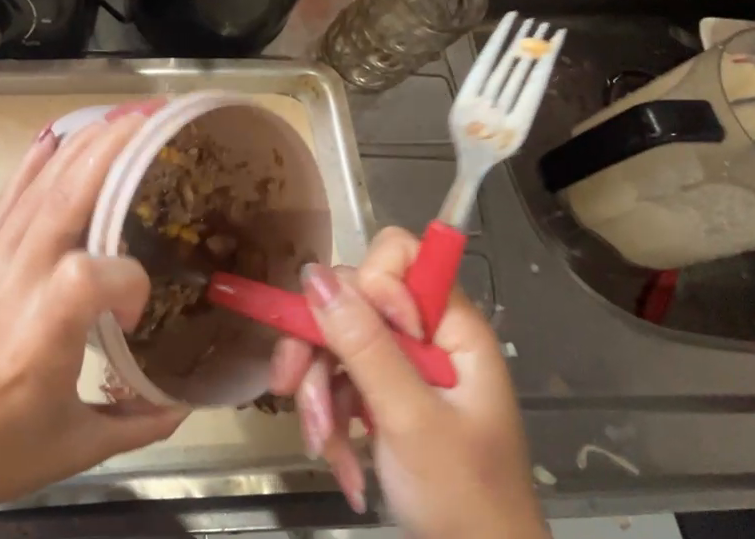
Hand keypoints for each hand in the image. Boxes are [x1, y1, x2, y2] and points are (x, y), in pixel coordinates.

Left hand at [0, 104, 186, 537]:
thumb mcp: (73, 447)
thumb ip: (137, 420)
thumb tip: (187, 399)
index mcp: (43, 331)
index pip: (96, 273)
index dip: (131, 283)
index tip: (136, 319)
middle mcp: (17, 280)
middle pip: (66, 198)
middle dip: (112, 153)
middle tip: (154, 121)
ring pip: (39, 190)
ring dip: (81, 147)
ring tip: (120, 117)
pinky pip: (8, 201)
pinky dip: (32, 166)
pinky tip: (53, 137)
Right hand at [269, 227, 543, 538]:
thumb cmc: (463, 498)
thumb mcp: (410, 420)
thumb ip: (364, 344)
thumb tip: (312, 272)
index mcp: (452, 329)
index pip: (398, 257)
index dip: (368, 285)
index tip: (355, 333)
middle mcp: (427, 337)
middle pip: (352, 301)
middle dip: (319, 349)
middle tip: (291, 389)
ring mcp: (404, 369)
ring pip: (335, 343)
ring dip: (318, 394)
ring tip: (323, 446)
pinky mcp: (383, 399)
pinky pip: (338, 382)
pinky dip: (328, 418)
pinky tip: (338, 460)